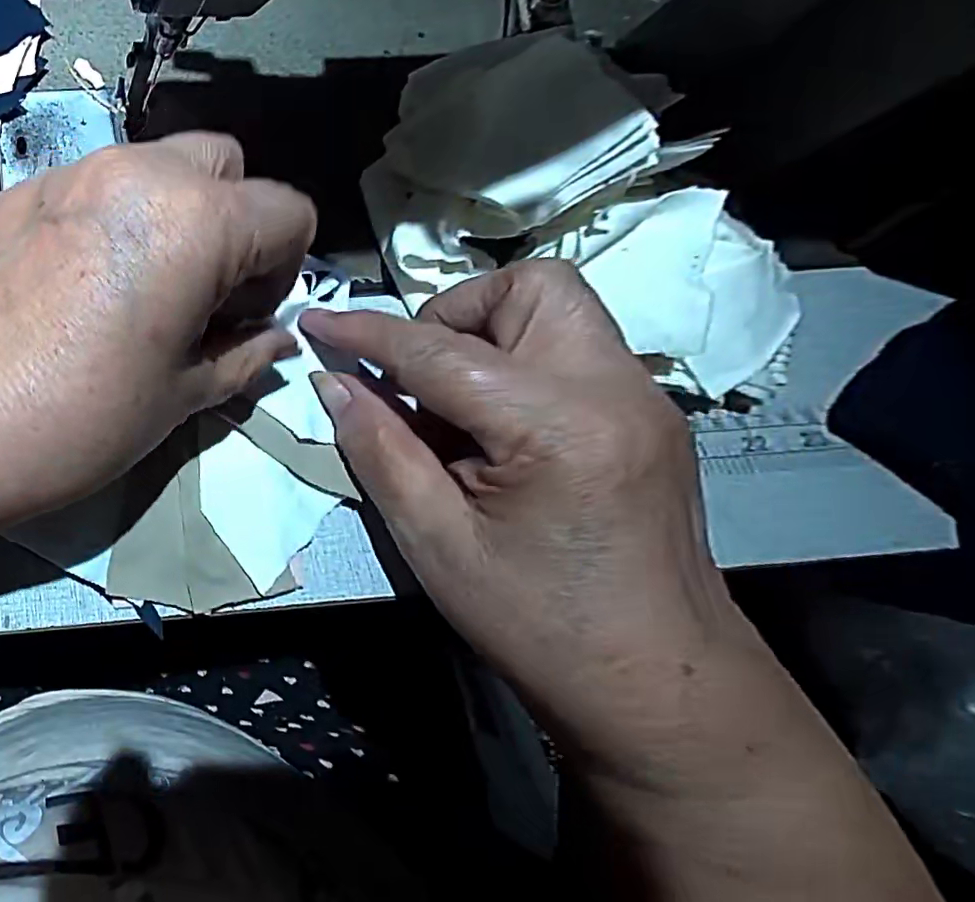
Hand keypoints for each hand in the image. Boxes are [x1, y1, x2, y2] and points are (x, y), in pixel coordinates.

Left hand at [0, 132, 314, 546]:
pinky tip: (80, 280)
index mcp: (196, 220)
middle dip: (234, 222)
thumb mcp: (181, 395)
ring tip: (141, 283)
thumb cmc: (79, 417)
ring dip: (174, 213)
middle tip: (202, 290)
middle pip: (226, 165)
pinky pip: (95, 183)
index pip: (289, 212)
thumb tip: (275, 339)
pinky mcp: (21, 189)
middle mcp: (140, 172)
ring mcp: (73, 172)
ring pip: (159, 164)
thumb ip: (245, 355)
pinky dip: (114, 217)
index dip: (282, 268)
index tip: (242, 317)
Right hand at [299, 261, 745, 744]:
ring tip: (453, 403)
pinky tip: (494, 428)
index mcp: (559, 427)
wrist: (658, 687)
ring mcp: (643, 396)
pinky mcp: (649, 412)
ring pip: (555, 304)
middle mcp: (615, 388)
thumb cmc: (538, 625)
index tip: (317, 322)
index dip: (366, 333)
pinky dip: (516, 360)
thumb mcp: (434, 541)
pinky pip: (572, 346)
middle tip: (416, 379)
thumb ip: (378, 448)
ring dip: (487, 331)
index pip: (439, 351)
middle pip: (528, 287)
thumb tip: (334, 383)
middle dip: (452, 315)